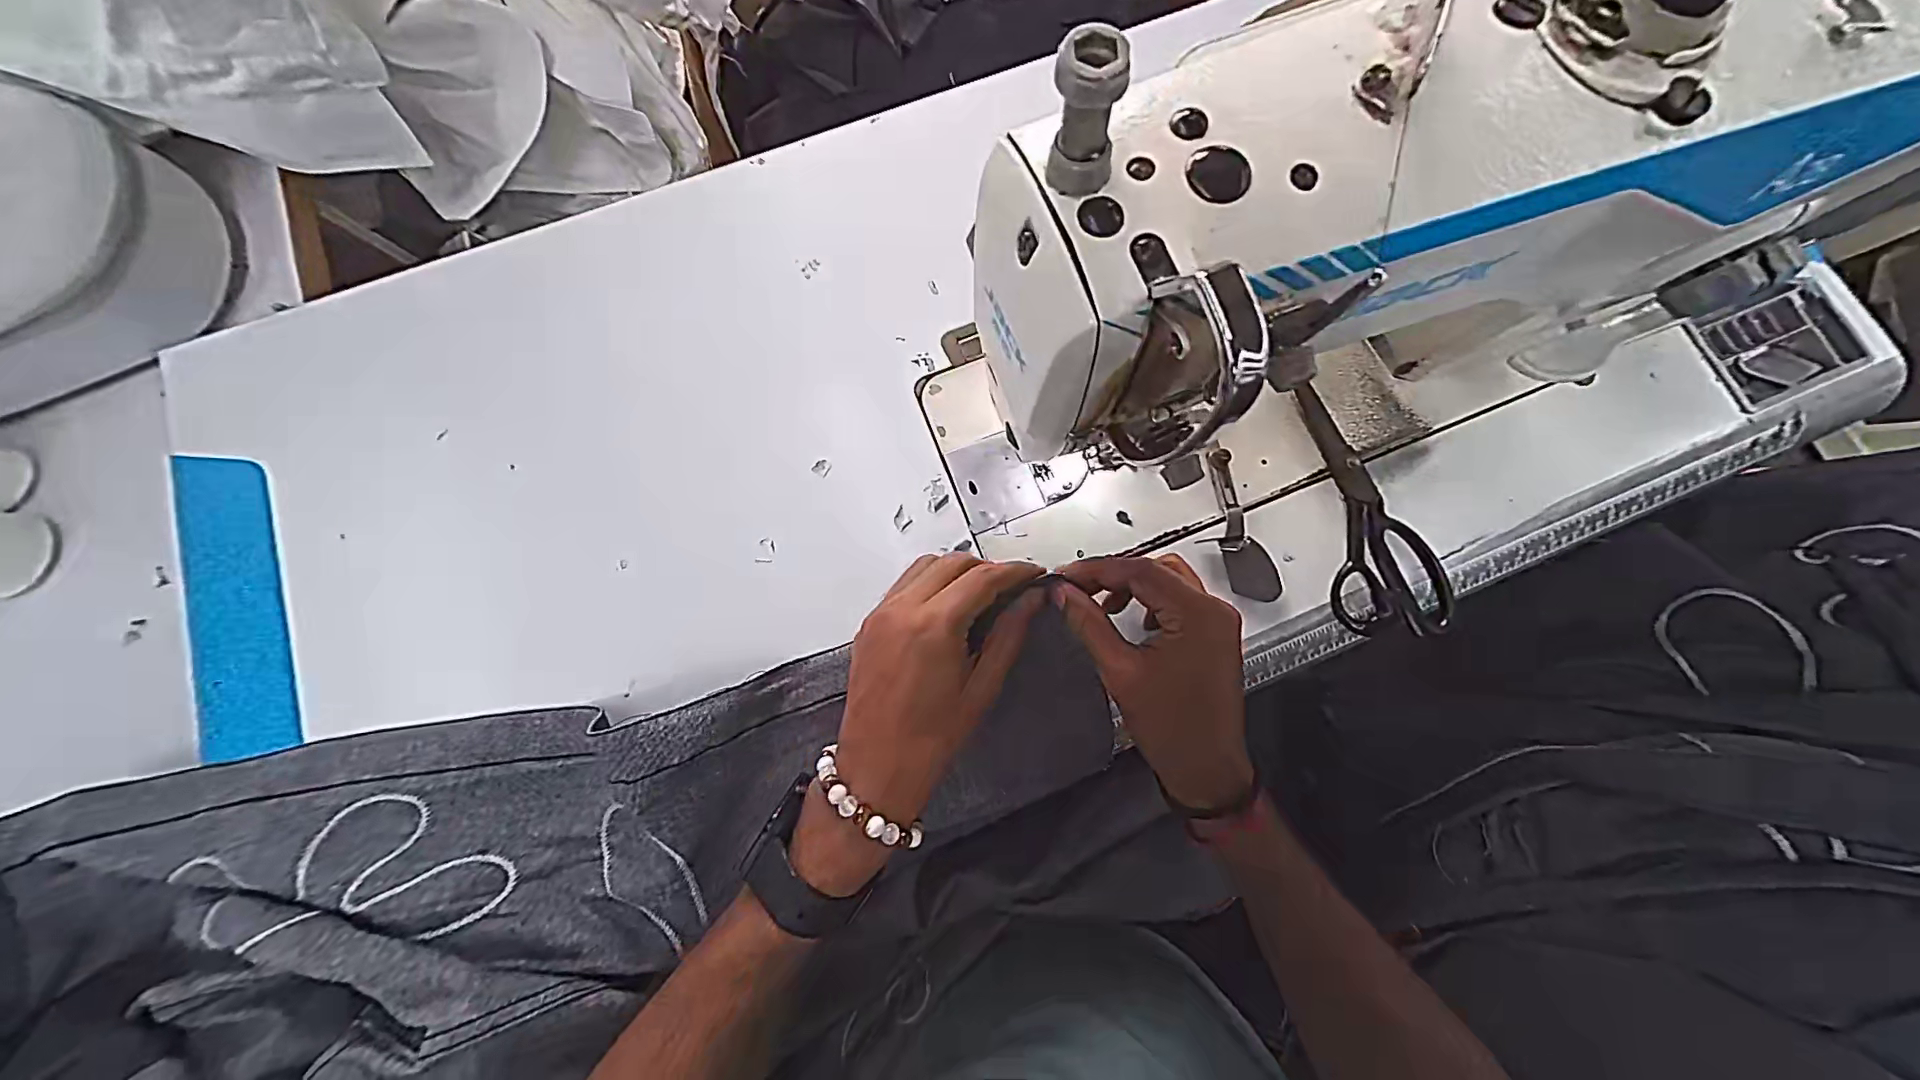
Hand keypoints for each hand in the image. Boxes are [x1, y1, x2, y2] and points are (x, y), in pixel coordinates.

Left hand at [788, 553, 1044, 895]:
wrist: (878, 765)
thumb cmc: (926, 739)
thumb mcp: (982, 687)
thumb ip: (1009, 635)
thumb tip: (1028, 603)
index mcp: (933, 626)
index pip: (983, 577)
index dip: (1014, 572)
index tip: (1030, 574)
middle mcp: (902, 611)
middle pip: (953, 562)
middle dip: (987, 568)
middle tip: (1011, 585)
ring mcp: (882, 615)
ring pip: (925, 565)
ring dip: (956, 570)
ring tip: (980, 593)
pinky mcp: (870, 623)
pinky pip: (904, 584)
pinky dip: (930, 582)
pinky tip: (946, 604)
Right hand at [1053, 555, 1252, 810]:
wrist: (1205, 766)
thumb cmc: (1174, 729)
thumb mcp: (1119, 670)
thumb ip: (1088, 623)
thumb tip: (1066, 595)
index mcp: (1197, 614)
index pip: (1139, 570)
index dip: (1096, 569)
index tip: (1067, 576)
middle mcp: (1214, 610)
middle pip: (1154, 568)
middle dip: (1112, 573)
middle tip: (1077, 586)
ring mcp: (1217, 621)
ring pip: (1167, 579)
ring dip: (1131, 584)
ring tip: (1099, 601)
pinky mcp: (1214, 632)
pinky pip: (1179, 598)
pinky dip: (1150, 598)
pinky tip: (1129, 616)